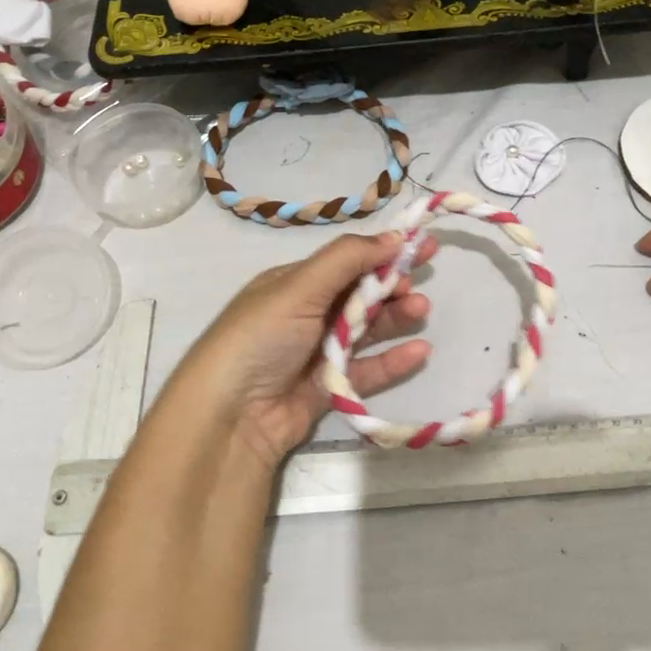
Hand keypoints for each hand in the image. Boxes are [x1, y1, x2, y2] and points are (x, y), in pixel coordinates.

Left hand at [169, 233, 436, 467]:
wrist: (229, 415)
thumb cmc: (260, 337)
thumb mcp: (299, 287)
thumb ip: (347, 259)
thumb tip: (394, 235)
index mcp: (293, 283)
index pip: (346, 261)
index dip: (383, 252)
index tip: (420, 247)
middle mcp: (306, 313)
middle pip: (360, 294)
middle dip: (391, 284)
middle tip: (419, 281)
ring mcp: (318, 351)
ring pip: (367, 329)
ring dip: (395, 317)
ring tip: (421, 310)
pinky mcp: (330, 387)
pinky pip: (368, 368)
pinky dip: (393, 360)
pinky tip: (418, 351)